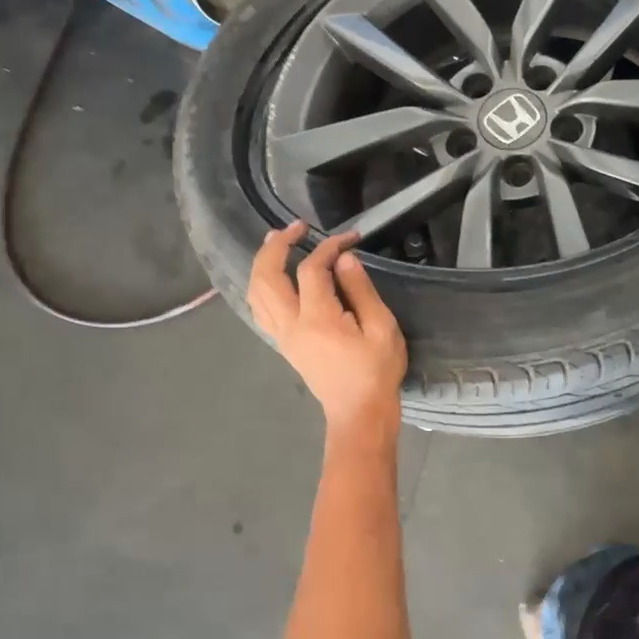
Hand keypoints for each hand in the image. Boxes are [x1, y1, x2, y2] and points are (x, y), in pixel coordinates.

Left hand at [248, 221, 406, 437]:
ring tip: (277, 241)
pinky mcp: (284, 343)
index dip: (328, 247)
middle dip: (276, 247)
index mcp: (318, 320)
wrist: (359, 411)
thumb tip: (344, 259)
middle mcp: (291, 325)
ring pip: (256, 293)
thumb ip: (361, 291)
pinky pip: (261, 307)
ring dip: (263, 263)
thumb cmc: (377, 370)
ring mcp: (283, 336)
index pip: (312, 270)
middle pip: (267, 278)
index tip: (351, 237)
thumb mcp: (381, 328)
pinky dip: (263, 284)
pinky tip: (275, 274)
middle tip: (295, 227)